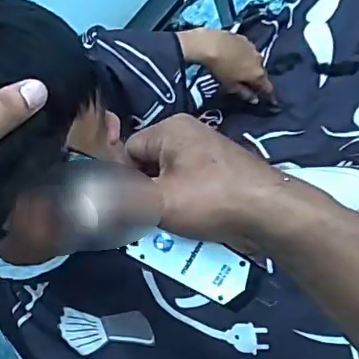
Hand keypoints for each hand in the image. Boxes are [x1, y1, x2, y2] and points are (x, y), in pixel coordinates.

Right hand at [124, 114, 325, 253]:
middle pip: (147, 168)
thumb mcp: (157, 202)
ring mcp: (209, 156)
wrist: (271, 214)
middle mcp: (189, 136)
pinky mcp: (223, 177)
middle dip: (144, 197)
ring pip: (169, 184)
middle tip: (146, 221)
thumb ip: (119, 201)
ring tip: (167, 229)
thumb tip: (86, 200)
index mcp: (170, 129)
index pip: (126, 151)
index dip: (121, 181)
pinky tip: (189, 228)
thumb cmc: (211, 199)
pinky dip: (186, 210)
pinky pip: (191, 193)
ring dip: (164, 208)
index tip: (126, 207)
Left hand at [180, 28, 276, 108]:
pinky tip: (235, 56)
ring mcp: (253, 47)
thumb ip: (245, 93)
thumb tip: (255, 100)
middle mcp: (259, 60)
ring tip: (241, 68)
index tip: (268, 99)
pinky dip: (244, 55)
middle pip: (261, 73)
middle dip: (257, 79)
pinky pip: (247, 50)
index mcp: (258, 74)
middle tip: (251, 83)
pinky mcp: (244, 38)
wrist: (212, 44)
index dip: (268, 94)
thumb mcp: (231, 86)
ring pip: (255, 60)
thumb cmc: (222, 69)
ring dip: (250, 66)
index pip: (267, 87)